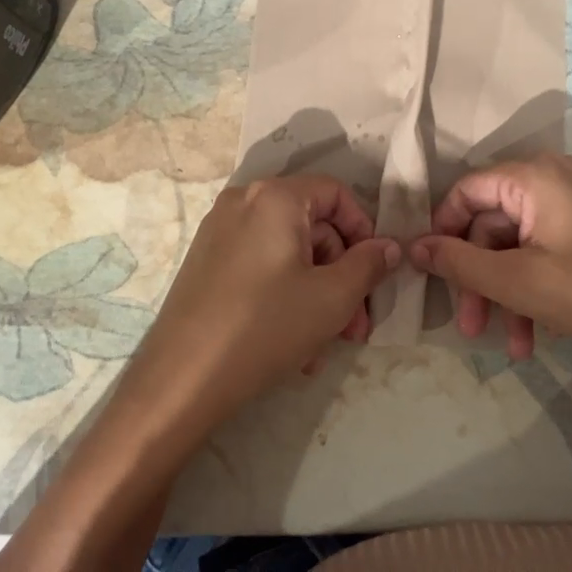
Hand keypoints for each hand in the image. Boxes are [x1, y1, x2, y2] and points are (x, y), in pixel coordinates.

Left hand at [125, 175, 398, 424]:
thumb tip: (388, 246)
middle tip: (356, 324)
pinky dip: (284, 295)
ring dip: (316, 293)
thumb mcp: (332, 297)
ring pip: (287, 252)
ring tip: (326, 346)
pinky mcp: (206, 262)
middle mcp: (242, 202)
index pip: (335, 193)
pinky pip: (260, 266)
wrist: (183, 377)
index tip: (374, 272)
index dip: (363, 230)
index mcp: (274, 197)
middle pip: (311, 225)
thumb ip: (368, 265)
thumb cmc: (267, 326)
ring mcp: (219, 232)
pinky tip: (294, 346)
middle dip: (341, 274)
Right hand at [410, 155, 571, 376]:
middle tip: (469, 326)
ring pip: (518, 244)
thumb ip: (459, 263)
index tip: (431, 273)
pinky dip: (533, 286)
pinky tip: (536, 334)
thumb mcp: (517, 282)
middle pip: (492, 222)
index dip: (442, 231)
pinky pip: (545, 249)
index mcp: (535, 176)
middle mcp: (554, 177)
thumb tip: (414, 246)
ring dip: (505, 293)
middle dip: (478, 278)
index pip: (467, 190)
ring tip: (510, 345)